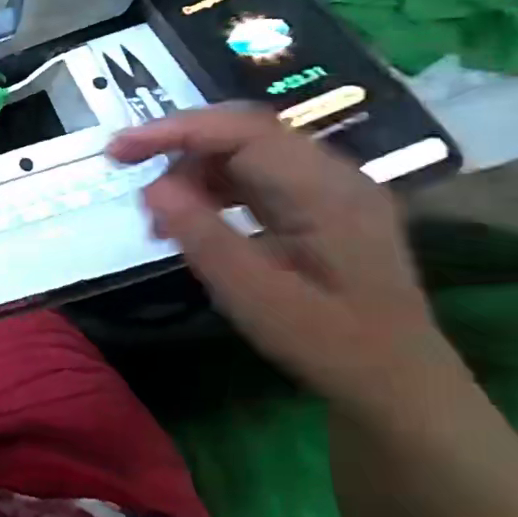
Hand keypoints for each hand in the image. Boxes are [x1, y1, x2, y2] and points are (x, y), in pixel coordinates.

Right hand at [108, 104, 461, 404]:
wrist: (398, 385)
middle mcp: (334, 176)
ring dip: (193, 169)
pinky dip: (212, 187)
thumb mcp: (255, 296)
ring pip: (246, 151)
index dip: (177, 130)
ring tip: (156, 212)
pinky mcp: (318, 207)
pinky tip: (190, 219)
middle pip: (244, 132)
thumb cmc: (328, 344)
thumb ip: (203, 236)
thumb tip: (151, 187)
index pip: (245, 132)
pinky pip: (255, 176)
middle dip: (178, 142)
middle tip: (124, 165)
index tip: (120, 149)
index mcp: (329, 192)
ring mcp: (330, 189)